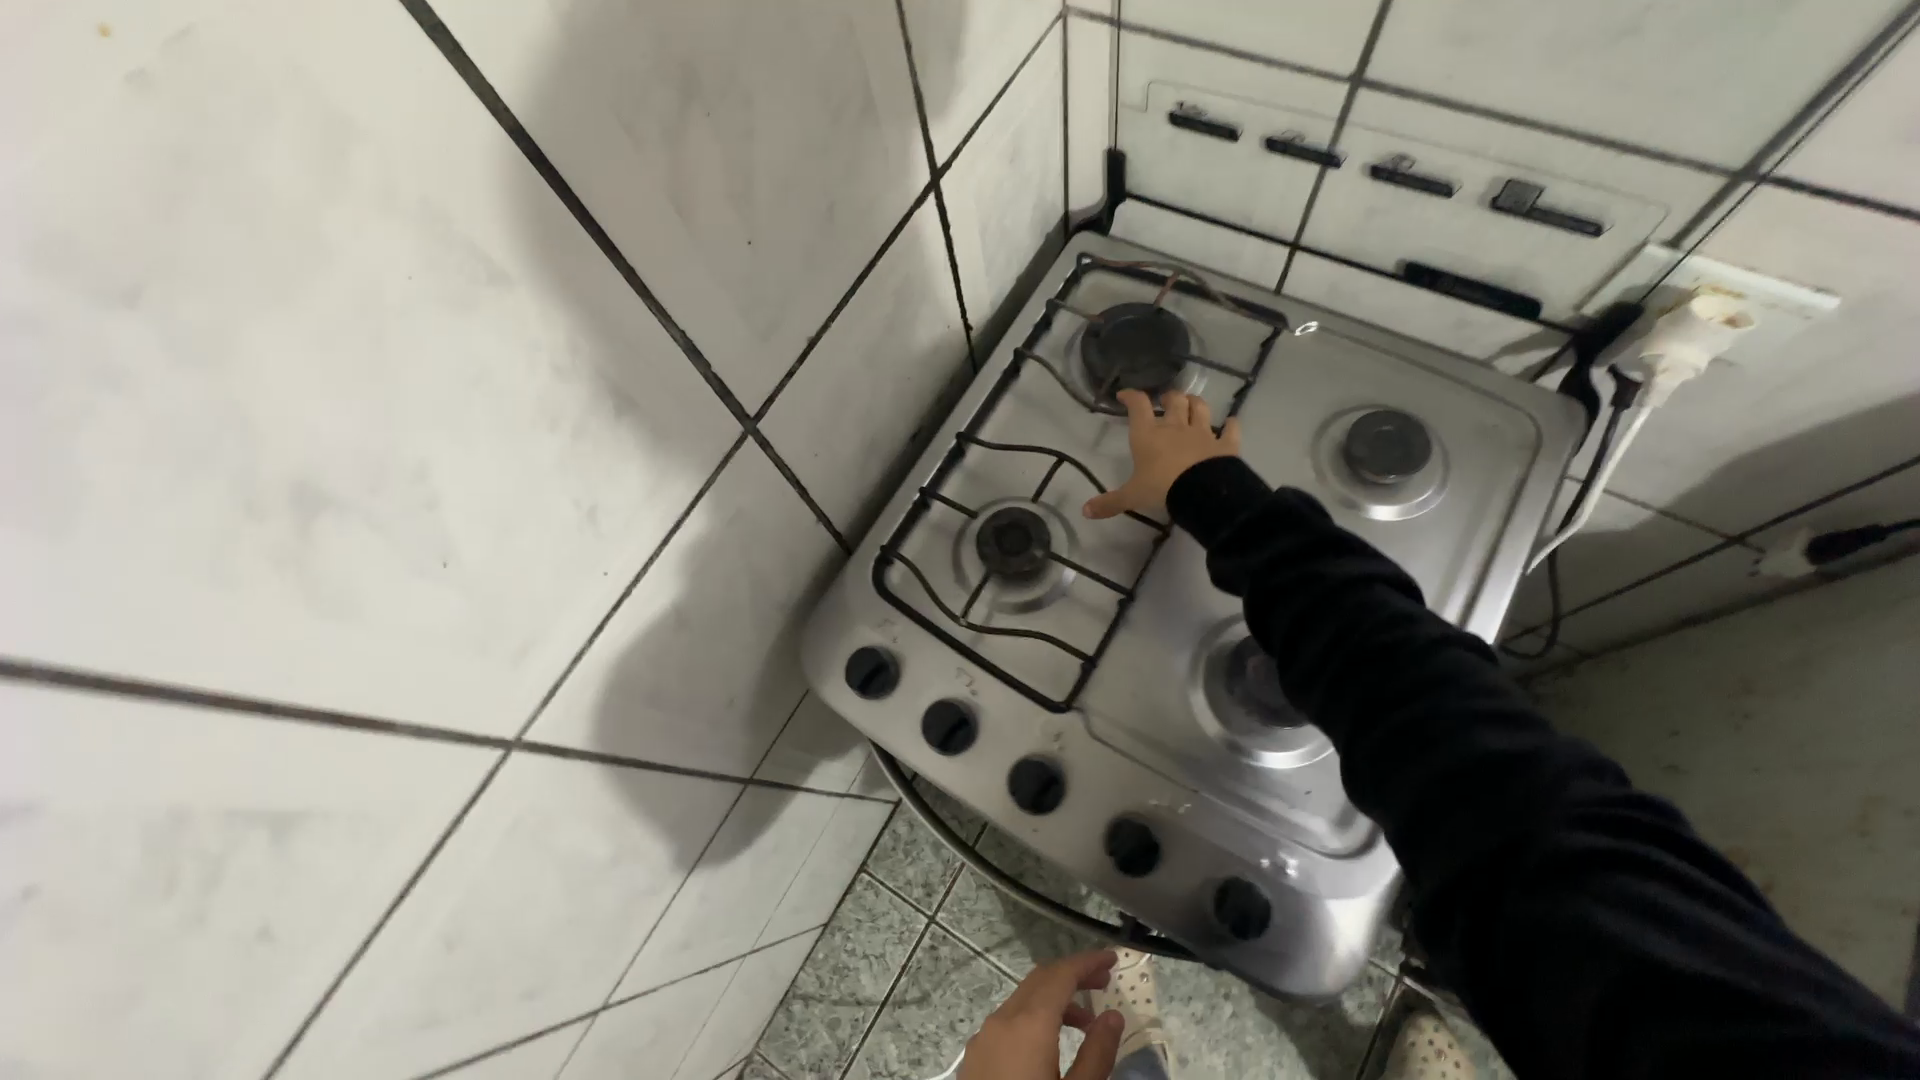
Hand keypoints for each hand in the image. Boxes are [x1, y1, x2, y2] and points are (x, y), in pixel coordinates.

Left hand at [957, 949, 1125, 1079]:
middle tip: (1104, 983)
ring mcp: (983, 1039)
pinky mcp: (974, 1059)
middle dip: (1072, 976)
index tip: (1113, 958)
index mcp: (1028, 1024)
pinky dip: (1034, 1018)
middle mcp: (1002, 1020)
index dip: (1088, 962)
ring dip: (1054, 1000)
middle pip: (1040, 982)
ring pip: (1022, 1001)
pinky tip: (1050, 1045)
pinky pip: (1008, 1022)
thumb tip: (1112, 1016)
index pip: (1061, 975)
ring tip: (1085, 1022)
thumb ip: (1097, 1053)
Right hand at [1082, 389, 1240, 520]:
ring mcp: (1202, 433)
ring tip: (1192, 404)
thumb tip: (1085, 511)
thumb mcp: (1132, 497)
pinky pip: (1231, 430)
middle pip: (1173, 401)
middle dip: (1169, 397)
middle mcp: (1175, 427)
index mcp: (1148, 435)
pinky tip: (1231, 422)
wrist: (1201, 492)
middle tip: (1165, 400)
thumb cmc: (1160, 488)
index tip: (1125, 395)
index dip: (1131, 396)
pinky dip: (1231, 425)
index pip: (1138, 406)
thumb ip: (1109, 502)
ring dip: (1195, 403)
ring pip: (1200, 408)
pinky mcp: (1225, 444)